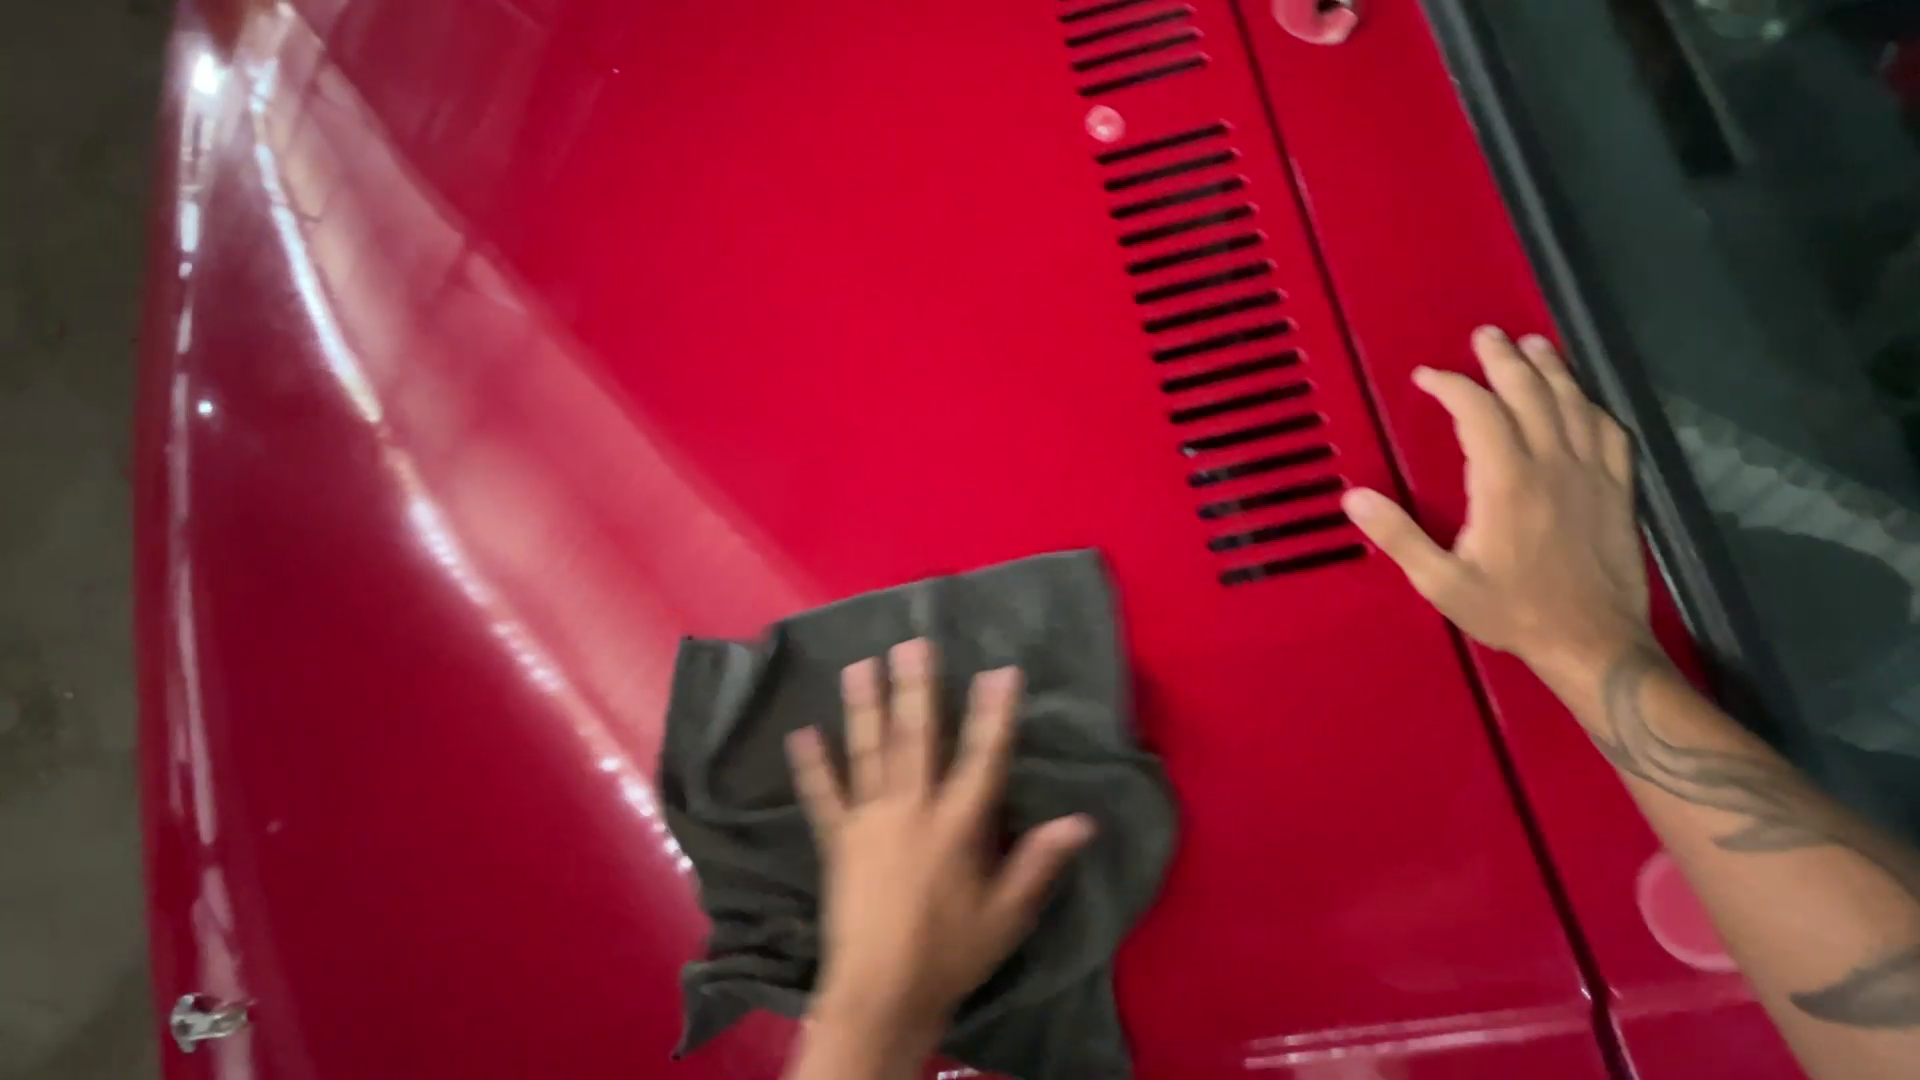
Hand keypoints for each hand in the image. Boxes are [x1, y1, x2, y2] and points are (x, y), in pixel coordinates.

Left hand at [785, 639, 1095, 1050]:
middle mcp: (910, 812)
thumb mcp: (1006, 915)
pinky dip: (812, 766)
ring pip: (868, 754)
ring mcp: (868, 823)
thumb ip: (1038, 863)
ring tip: (860, 665)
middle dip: (917, 689)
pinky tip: (801, 733)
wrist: (881, 995)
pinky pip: (823, 797)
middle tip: (913, 643)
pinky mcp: (837, 841)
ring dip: (864, 708)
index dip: (994, 714)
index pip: (981, 759)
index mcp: (955, 827)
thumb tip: (1082, 821)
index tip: (1000, 671)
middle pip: (915, 740)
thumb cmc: (950, 953)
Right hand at [1342, 327, 1652, 692]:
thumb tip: (1354, 497)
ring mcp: (1591, 475)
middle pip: (1531, 394)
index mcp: (1507, 484)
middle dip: (1504, 360)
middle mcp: (1552, 467)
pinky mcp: (1616, 490)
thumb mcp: (1440, 583)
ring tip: (1532, 346)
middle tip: (1485, 335)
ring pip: (1573, 404)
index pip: (1480, 413)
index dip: (1453, 386)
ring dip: (1550, 370)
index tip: (1428, 377)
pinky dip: (1590, 405)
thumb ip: (1398, 536)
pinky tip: (1580, 397)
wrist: (1592, 642)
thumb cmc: (1510, 611)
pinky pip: (1608, 432)